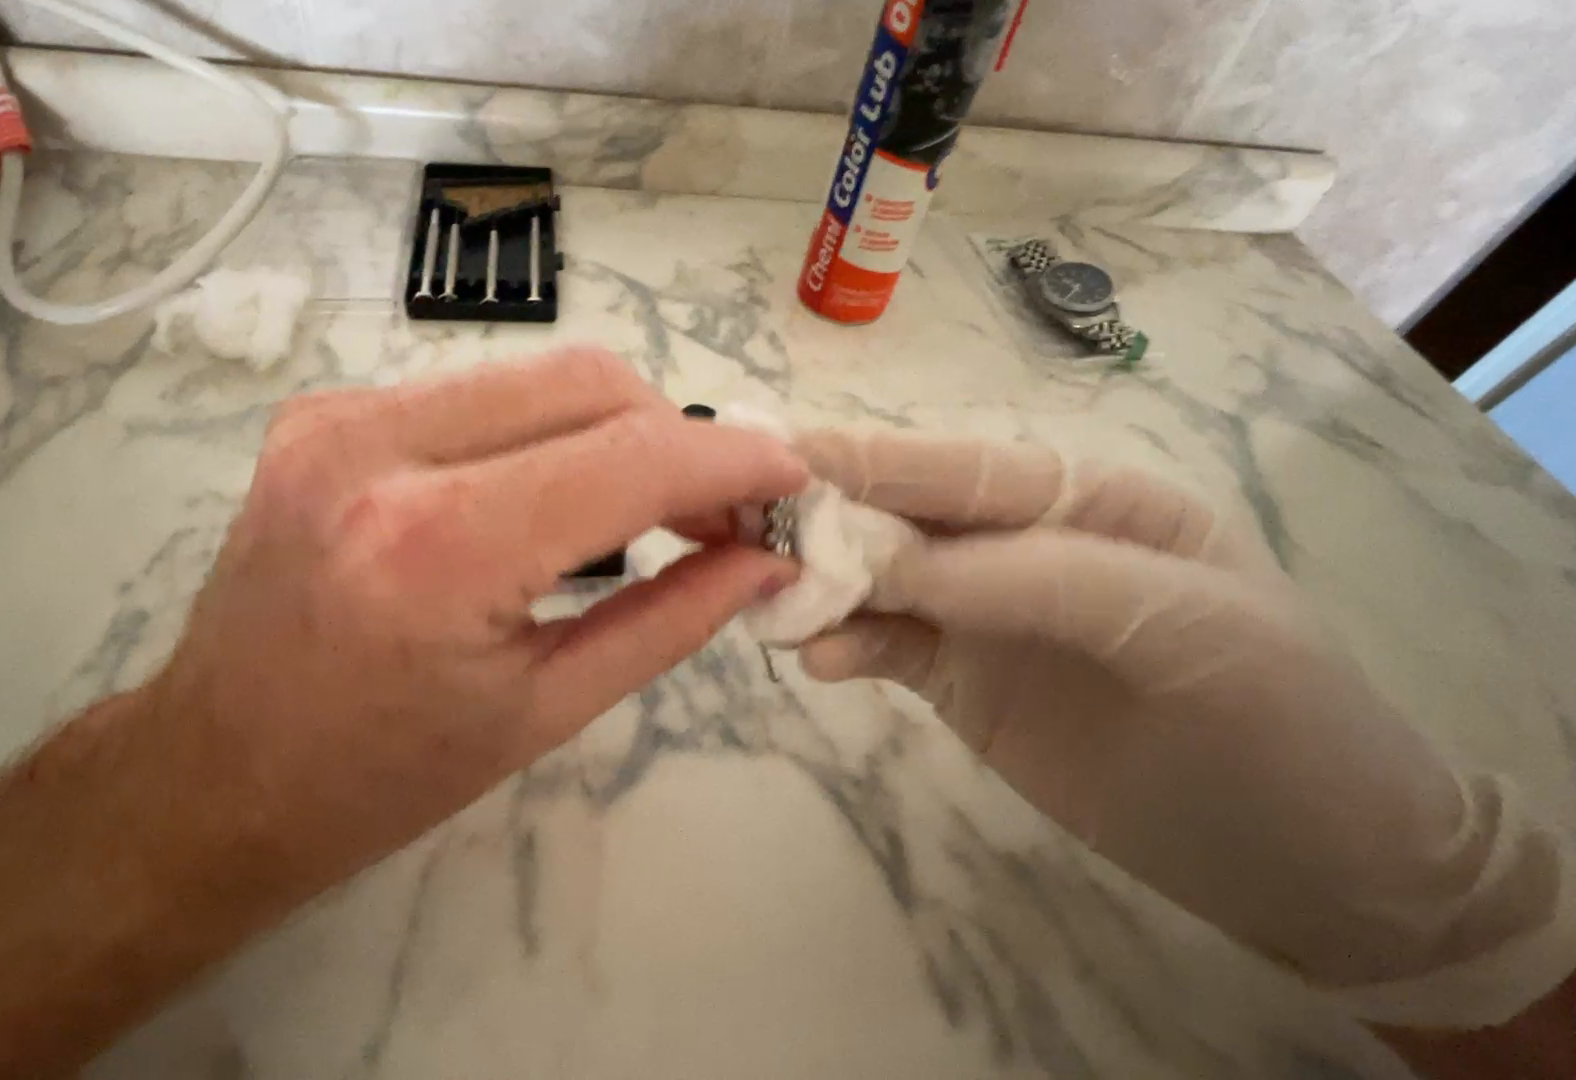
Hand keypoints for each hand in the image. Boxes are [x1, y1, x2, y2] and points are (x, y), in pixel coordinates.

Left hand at [139, 349, 804, 903]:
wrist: (215, 773)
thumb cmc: (382, 775)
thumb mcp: (544, 710)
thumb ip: (668, 620)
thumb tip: (765, 562)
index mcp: (438, 547)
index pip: (630, 457)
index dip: (732, 457)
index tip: (789, 478)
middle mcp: (380, 450)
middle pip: (590, 383)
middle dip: (679, 435)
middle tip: (716, 510)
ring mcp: (338, 417)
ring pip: (536, 374)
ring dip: (616, 427)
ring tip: (647, 504)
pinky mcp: (321, 413)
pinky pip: (477, 392)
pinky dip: (543, 428)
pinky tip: (554, 492)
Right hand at [790, 429, 1575, 1027]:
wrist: (1309, 867)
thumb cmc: (1276, 722)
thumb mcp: (1186, 627)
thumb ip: (1041, 578)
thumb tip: (897, 562)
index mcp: (1087, 500)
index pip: (963, 470)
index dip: (873, 461)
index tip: (782, 457)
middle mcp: (1020, 543)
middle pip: (903, 514)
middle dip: (822, 513)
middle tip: (734, 516)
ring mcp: (982, 612)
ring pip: (878, 578)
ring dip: (819, 582)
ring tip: (759, 596)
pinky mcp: (958, 676)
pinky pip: (884, 644)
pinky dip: (843, 644)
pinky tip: (814, 659)